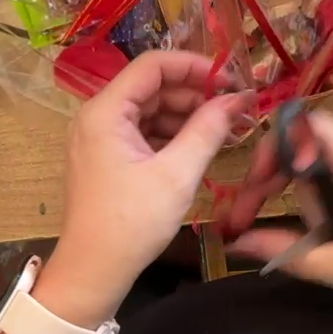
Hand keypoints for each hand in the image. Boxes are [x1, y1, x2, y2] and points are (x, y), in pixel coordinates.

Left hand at [41, 52, 253, 326]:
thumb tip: (238, 98)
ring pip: (150, 110)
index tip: (232, 80)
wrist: (93, 268)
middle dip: (195, 94)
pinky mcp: (106, 157)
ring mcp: (99, 137)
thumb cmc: (132, 221)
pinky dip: (172, 136)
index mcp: (105, 111)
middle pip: (152, 87)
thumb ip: (207, 129)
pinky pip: (142, 132)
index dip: (195, 66)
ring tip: (229, 130)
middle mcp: (97, 116)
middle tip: (239, 109)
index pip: (152, 65)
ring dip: (187, 116)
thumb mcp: (177, 174)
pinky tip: (203, 146)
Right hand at [219, 111, 332, 327]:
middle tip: (251, 221)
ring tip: (316, 240)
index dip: (272, 147)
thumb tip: (236, 243)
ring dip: (307, 199)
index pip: (309, 125)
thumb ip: (286, 252)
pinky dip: (327, 200)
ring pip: (326, 165)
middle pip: (310, 147)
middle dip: (279, 182)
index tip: (252, 188)